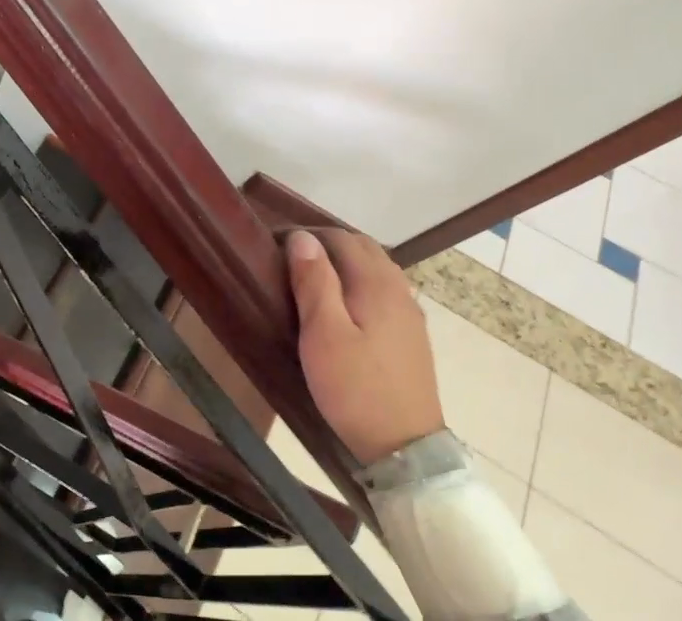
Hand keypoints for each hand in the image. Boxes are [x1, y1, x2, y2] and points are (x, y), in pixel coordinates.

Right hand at [286, 228, 444, 464]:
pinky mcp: (409, 336)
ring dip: (343, 262)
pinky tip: (340, 304)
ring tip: (308, 277)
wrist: (403, 446)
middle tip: (286, 258)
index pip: (342, 239)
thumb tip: (302, 238)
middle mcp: (399, 292)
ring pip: (376, 269)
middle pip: (363, 249)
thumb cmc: (354, 387)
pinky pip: (383, 291)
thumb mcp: (322, 333)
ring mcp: (409, 315)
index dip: (306, 235)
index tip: (271, 245)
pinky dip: (357, 282)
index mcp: (376, 286)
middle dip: (325, 244)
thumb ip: (314, 281)